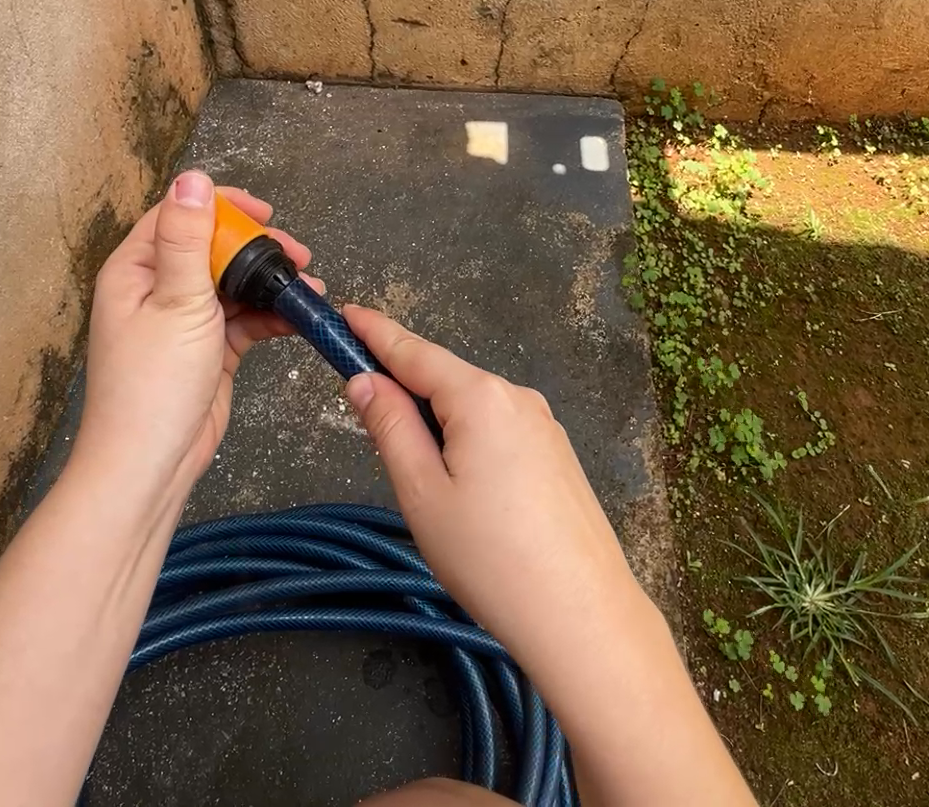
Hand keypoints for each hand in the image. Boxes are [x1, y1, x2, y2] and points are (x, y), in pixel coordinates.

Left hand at [74, 171, 312, 502]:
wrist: (153, 462)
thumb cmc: (153, 383)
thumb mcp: (177, 302)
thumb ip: (188, 239)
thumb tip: (192, 177)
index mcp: (136, 270)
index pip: (179, 217)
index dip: (222, 206)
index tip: (265, 212)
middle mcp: (158, 290)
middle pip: (214, 250)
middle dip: (257, 248)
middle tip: (298, 252)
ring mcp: (185, 322)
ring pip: (234, 286)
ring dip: (270, 283)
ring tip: (308, 286)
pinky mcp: (209, 349)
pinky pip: (245, 320)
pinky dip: (271, 316)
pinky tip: (298, 318)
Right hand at [338, 306, 644, 682]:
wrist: (582, 614)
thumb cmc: (489, 556)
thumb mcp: (422, 492)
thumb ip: (390, 427)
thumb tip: (365, 381)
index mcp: (481, 397)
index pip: (416, 353)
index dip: (376, 334)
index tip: (346, 313)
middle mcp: (519, 398)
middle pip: (448, 381)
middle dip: (408, 391)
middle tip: (371, 420)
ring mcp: (546, 427)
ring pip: (475, 411)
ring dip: (440, 424)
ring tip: (424, 482)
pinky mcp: (558, 456)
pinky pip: (501, 432)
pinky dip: (470, 442)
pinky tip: (468, 491)